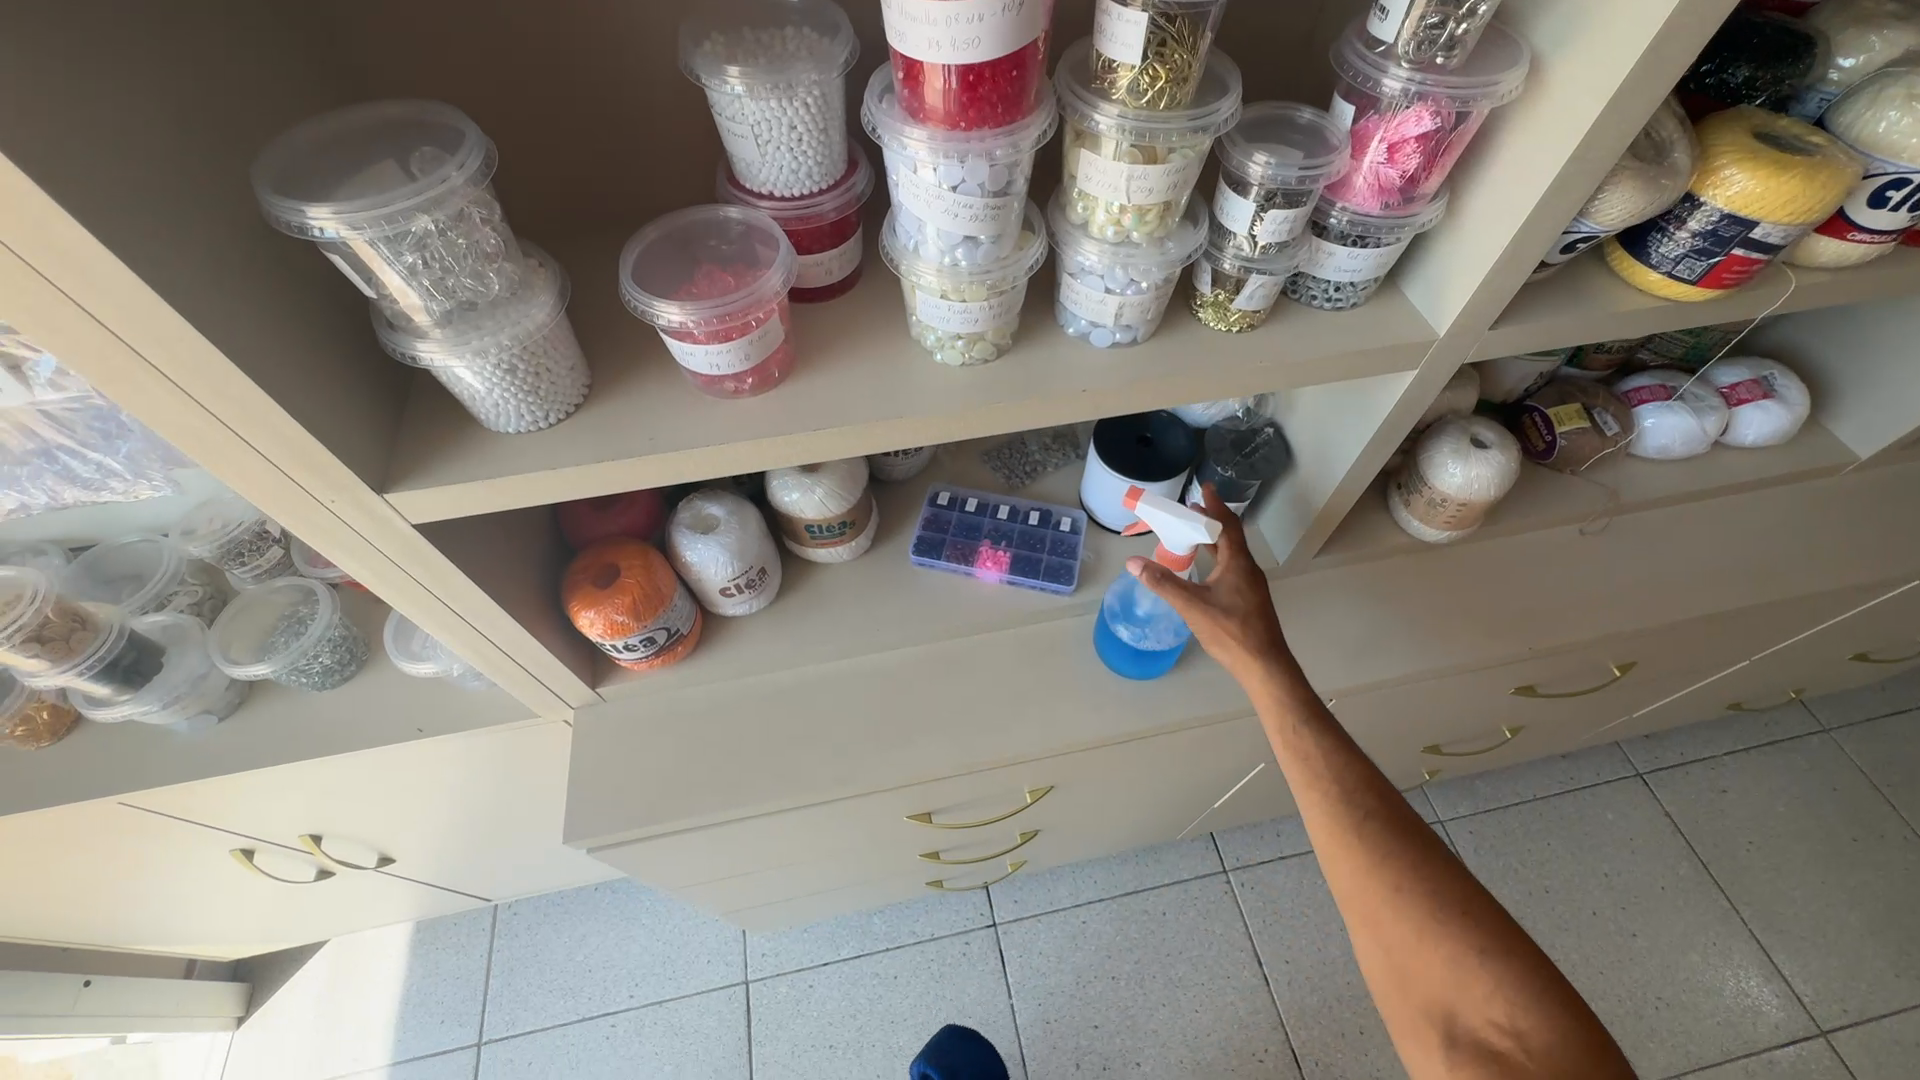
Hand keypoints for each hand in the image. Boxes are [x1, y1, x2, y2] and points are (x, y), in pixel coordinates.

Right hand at [1125, 485, 1293, 690]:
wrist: (1264, 664)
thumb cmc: (1231, 631)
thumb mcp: (1191, 606)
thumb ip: (1163, 583)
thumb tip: (1133, 563)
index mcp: (1238, 563)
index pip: (1227, 525)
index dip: (1215, 505)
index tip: (1204, 488)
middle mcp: (1247, 569)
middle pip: (1230, 536)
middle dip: (1210, 520)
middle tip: (1190, 509)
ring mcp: (1250, 585)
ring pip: (1231, 553)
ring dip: (1213, 540)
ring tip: (1192, 534)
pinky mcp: (1249, 599)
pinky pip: (1231, 568)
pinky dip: (1216, 558)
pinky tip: (1203, 569)